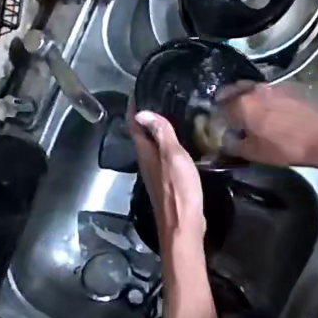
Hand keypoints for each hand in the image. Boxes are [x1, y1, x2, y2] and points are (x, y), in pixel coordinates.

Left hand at [132, 110, 204, 257]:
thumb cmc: (179, 190)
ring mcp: (155, 174)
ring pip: (152, 147)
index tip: (140, 91)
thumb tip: (141, 112)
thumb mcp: (173, 156)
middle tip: (160, 98)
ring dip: (157, 132)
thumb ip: (161, 134)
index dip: (135, 108)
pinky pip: (163, 158)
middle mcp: (146, 162)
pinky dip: (167, 146)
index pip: (134, 125)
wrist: (183, 226)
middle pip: (142, 135)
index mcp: (145, 153)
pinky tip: (179, 144)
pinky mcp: (166, 183)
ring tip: (172, 116)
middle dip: (147, 117)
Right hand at [217, 83, 317, 167]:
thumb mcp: (253, 153)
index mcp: (242, 103)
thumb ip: (232, 145)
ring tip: (247, 114)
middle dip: (226, 102)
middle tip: (227, 117)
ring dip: (243, 98)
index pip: (219, 108)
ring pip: (250, 89)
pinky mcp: (287, 88)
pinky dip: (260, 99)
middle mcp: (254, 89)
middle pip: (233, 92)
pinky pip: (266, 91)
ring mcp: (272, 86)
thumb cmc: (284, 148)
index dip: (216, 119)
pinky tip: (267, 112)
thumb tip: (224, 140)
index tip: (218, 127)